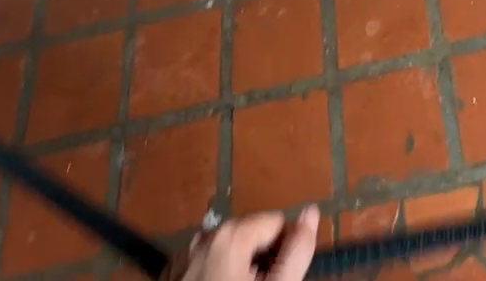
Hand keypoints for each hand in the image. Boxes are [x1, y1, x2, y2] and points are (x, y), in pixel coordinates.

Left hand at [175, 206, 318, 280]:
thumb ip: (297, 251)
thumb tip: (311, 212)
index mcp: (231, 236)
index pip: (277, 224)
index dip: (286, 250)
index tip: (281, 278)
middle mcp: (205, 238)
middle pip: (252, 237)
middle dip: (263, 261)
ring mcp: (186, 259)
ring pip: (230, 253)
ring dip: (242, 271)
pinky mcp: (174, 278)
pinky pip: (208, 267)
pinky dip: (219, 278)